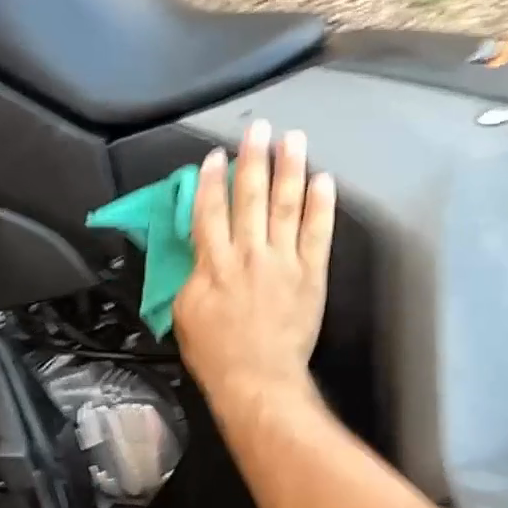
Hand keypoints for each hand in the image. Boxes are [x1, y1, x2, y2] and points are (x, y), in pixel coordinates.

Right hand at [172, 120, 335, 416]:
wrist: (256, 379)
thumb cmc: (213, 351)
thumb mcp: (185, 312)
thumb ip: (192, 276)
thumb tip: (198, 254)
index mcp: (213, 265)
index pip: (210, 213)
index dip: (211, 182)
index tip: (214, 157)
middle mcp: (249, 255)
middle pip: (249, 198)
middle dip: (253, 160)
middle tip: (257, 129)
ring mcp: (283, 261)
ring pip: (286, 205)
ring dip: (289, 168)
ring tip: (292, 139)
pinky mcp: (311, 274)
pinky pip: (318, 232)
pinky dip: (321, 204)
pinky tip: (323, 179)